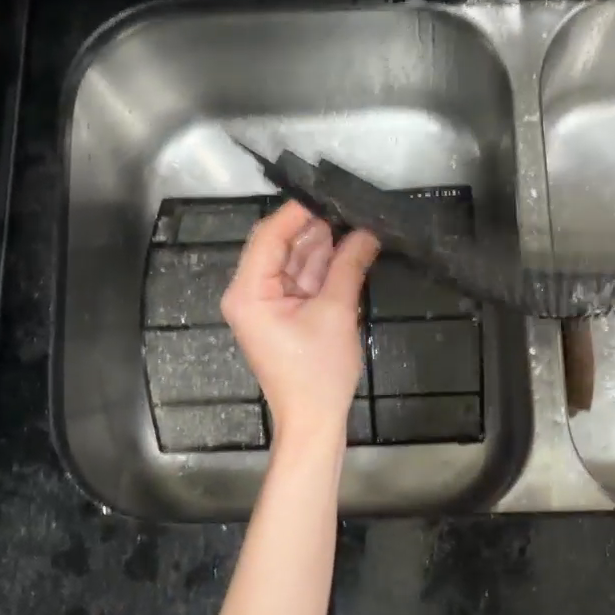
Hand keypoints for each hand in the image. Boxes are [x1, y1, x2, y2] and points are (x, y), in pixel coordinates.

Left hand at [221, 202, 378, 443]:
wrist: (314, 420)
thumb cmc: (317, 372)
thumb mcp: (336, 313)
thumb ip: (348, 265)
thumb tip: (366, 232)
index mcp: (249, 292)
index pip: (268, 236)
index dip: (298, 213)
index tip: (329, 194)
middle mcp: (250, 293)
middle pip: (280, 247)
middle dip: (314, 228)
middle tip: (349, 208)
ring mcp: (266, 305)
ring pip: (294, 263)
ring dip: (322, 247)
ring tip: (355, 223)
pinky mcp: (284, 315)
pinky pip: (301, 282)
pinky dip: (323, 269)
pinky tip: (348, 249)